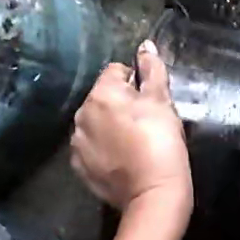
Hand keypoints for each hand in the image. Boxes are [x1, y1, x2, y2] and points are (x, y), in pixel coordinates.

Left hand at [70, 40, 192, 213]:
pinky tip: (123, 159)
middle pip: (103, 97)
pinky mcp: (79, 167)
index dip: (136, 82)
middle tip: (146, 123)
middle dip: (121, 105)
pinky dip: (104, 149)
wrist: (153, 193)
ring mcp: (77, 143)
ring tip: (135, 143)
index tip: (151, 101)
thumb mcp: (162, 101)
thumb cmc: (161, 141)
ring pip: (95, 123)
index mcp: (100, 93)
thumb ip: (152, 70)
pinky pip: (91, 147)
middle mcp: (81, 114)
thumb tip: (145, 45)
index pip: (116, 71)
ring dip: (110, 126)